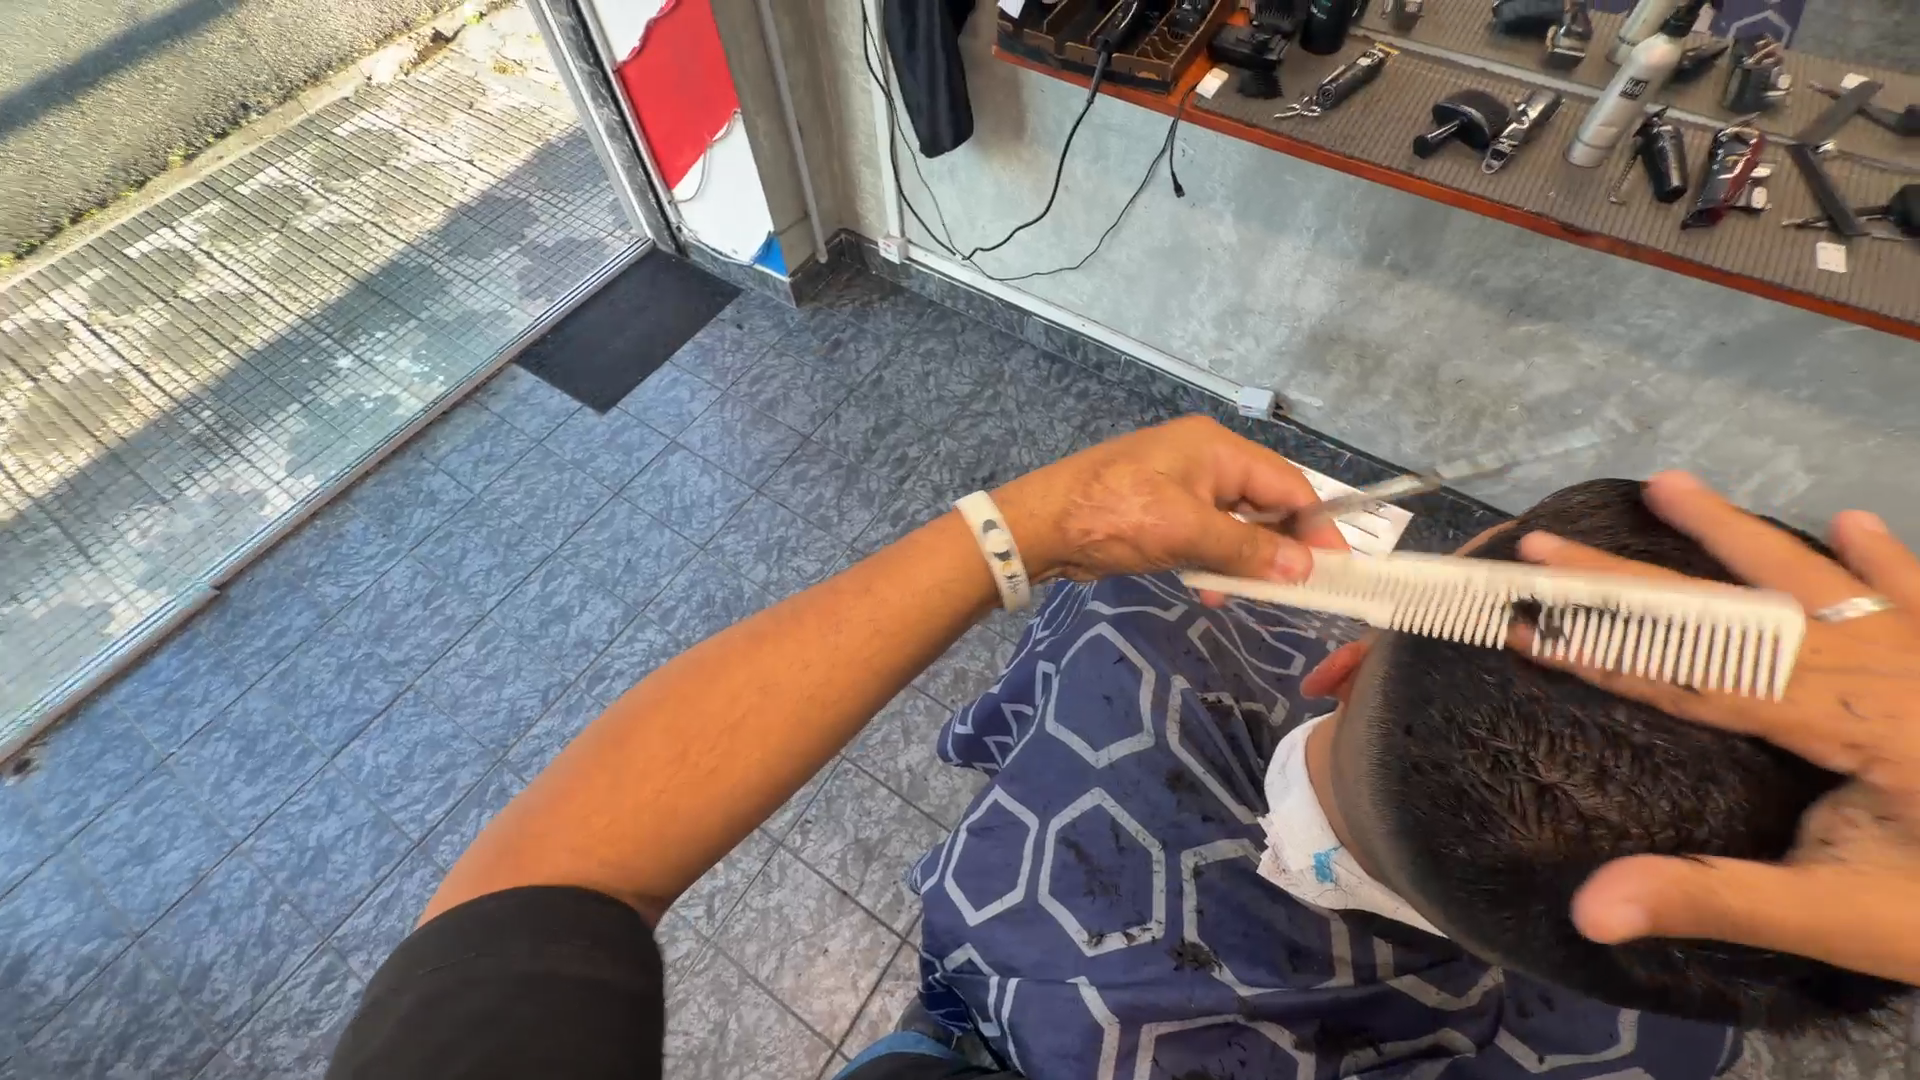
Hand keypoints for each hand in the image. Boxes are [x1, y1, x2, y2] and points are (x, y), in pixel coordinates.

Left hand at [994, 416, 1348, 583]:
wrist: (1041, 525)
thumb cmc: (1117, 517)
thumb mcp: (1187, 532)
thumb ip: (1248, 549)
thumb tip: (1305, 568)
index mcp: (1217, 449)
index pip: (1288, 483)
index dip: (1315, 527)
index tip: (1333, 569)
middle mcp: (1204, 461)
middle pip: (1263, 503)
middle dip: (1278, 547)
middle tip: (1294, 590)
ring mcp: (1180, 486)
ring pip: (1234, 524)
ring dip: (1243, 559)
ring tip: (1242, 594)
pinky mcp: (1161, 511)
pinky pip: (1204, 535)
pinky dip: (1213, 560)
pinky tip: (1212, 589)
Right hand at [1518, 471, 1919, 985]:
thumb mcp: (1846, 922)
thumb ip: (1713, 900)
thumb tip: (1583, 910)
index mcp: (1859, 723)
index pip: (1693, 676)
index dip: (1598, 653)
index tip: (1518, 629)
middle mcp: (1894, 672)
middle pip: (1730, 614)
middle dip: (1624, 578)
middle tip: (1543, 546)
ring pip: (1816, 582)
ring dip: (1732, 533)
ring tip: (1667, 484)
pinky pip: (1919, 598)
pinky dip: (1884, 560)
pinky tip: (1853, 522)